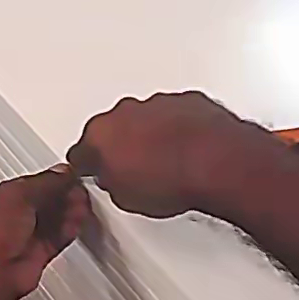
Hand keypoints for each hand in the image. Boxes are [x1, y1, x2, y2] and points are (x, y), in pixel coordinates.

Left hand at [0, 167, 91, 299]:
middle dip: (63, 195)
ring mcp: (23, 237)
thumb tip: (61, 173)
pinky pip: (56, 239)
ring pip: (52, 221)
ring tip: (83, 204)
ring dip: (69, 212)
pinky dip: (68, 230)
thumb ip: (44, 182)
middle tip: (80, 190)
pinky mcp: (35, 255)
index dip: (51, 180)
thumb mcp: (20, 194)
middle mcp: (10, 218)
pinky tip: (78, 222)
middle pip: (43, 203)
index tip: (70, 176)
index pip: (31, 184)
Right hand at [66, 91, 263, 217]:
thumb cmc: (172, 179)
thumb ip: (113, 183)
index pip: (81, 152)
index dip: (88, 167)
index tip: (94, 173)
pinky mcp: (187, 101)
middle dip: (118, 147)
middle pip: (111, 130)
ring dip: (148, 136)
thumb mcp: (125, 199)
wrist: (218, 164)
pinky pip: (174, 114)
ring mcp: (156, 104)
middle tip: (129, 170)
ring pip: (143, 120)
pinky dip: (176, 129)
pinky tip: (184, 150)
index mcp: (99, 134)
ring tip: (162, 163)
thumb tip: (117, 182)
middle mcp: (124, 112)